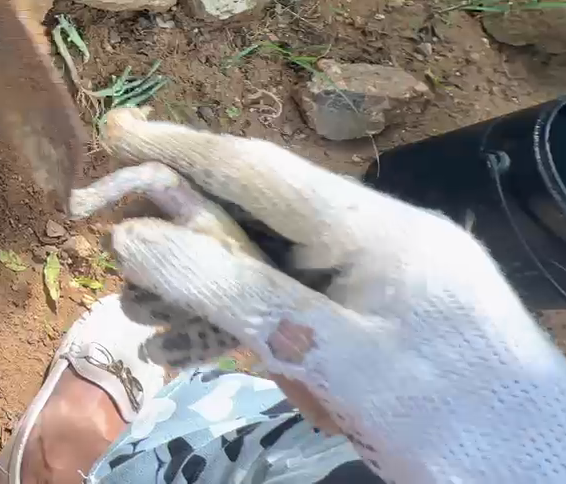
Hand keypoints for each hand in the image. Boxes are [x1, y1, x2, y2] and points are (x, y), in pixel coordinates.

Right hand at [72, 108, 565, 483]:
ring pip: (247, 256)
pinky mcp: (359, 317)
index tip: (107, 133)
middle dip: (166, 227)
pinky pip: (271, 297)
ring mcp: (365, 278)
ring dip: (186, 281)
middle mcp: (367, 239)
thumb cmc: (467, 432)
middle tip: (98, 240)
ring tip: (136, 314)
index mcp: (377, 231)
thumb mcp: (341, 363)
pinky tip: (181, 345)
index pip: (253, 167)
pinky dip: (221, 315)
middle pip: (240, 209)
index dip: (172, 144)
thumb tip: (125, 238)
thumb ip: (230, 293)